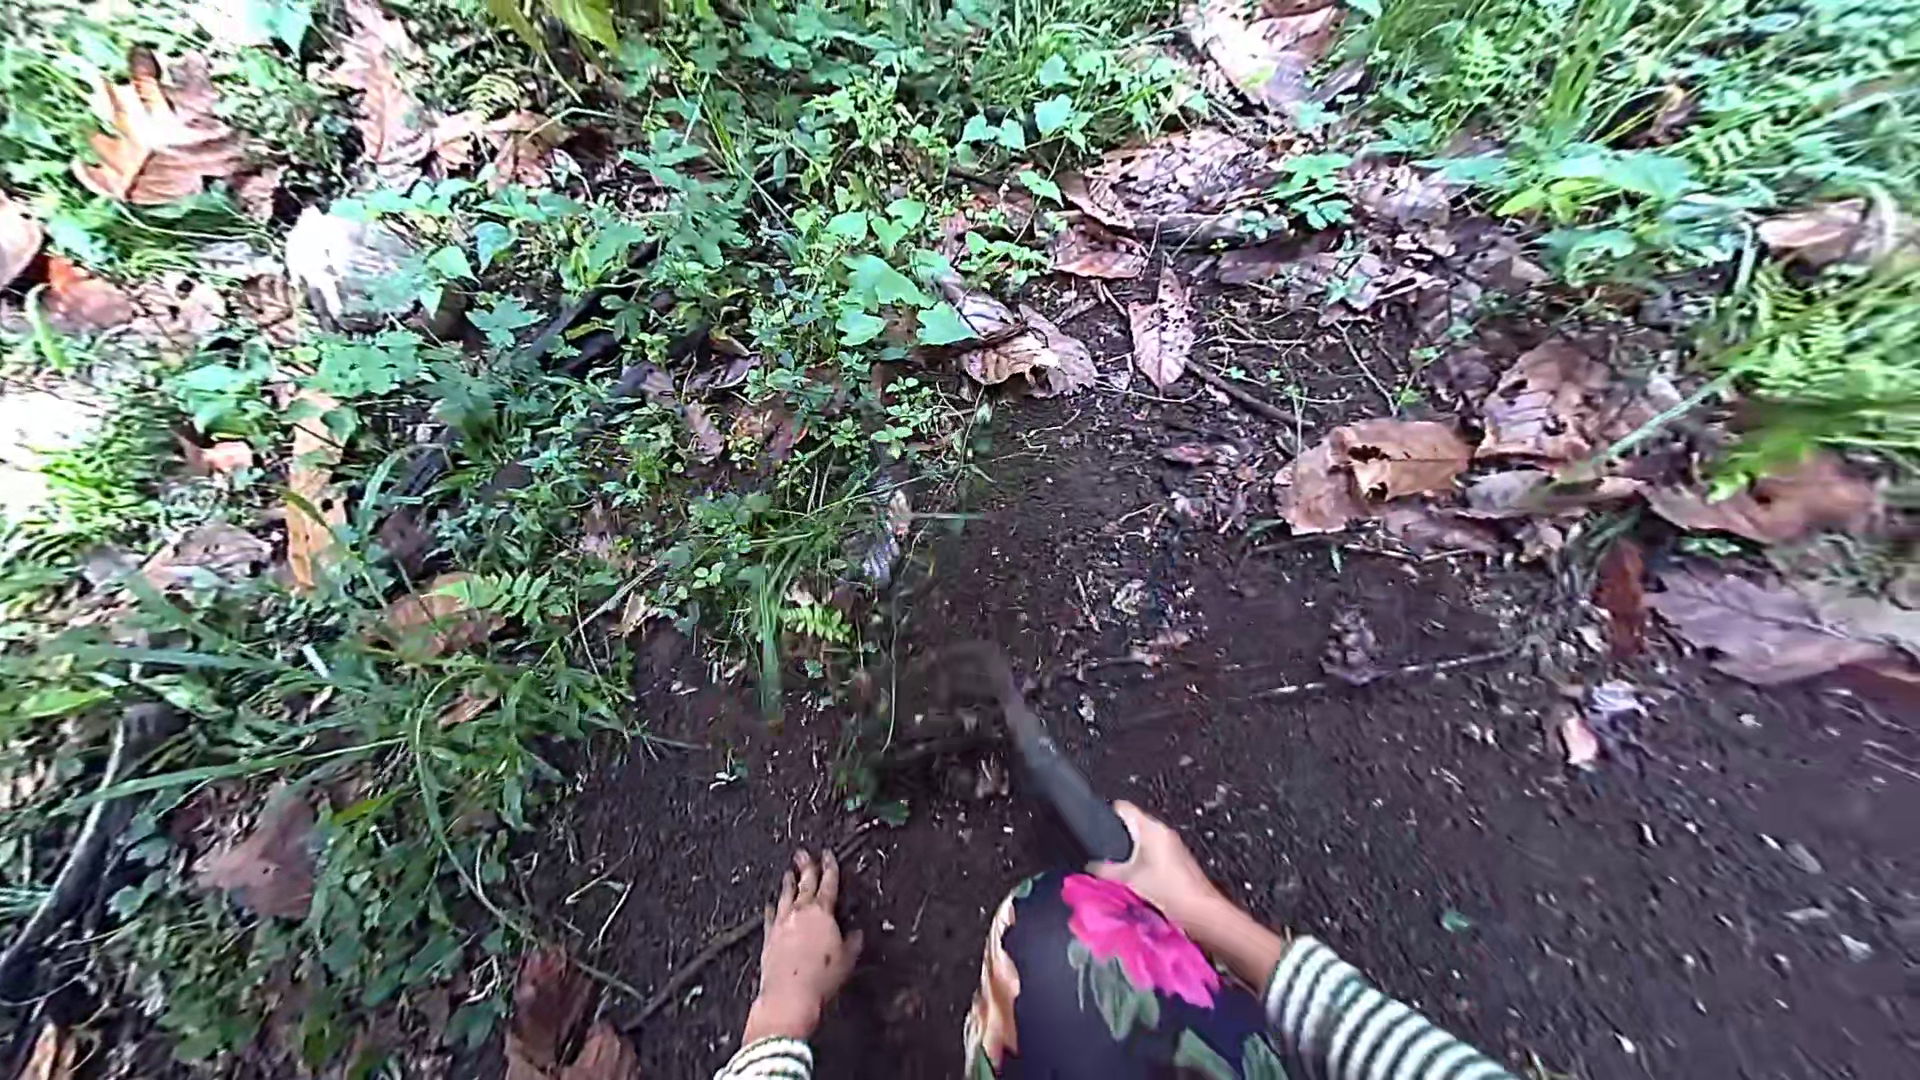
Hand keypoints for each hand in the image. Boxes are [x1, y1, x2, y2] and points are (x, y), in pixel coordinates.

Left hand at [743, 849, 863, 1043]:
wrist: (788, 997)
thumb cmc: (821, 978)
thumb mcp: (847, 959)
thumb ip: (853, 941)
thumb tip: (856, 933)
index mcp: (823, 911)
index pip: (829, 882)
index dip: (830, 866)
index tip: (828, 854)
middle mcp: (801, 912)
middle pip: (805, 883)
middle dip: (806, 866)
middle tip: (803, 853)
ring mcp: (783, 924)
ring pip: (786, 896)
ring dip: (788, 883)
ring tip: (788, 873)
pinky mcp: (769, 939)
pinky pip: (770, 918)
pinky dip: (771, 909)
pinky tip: (769, 905)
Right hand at [1089, 801, 1226, 931]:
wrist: (1204, 915)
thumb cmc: (1169, 892)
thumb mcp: (1128, 880)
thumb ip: (1105, 871)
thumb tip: (1090, 867)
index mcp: (1151, 828)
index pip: (1123, 807)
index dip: (1106, 813)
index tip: (1096, 825)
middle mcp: (1164, 831)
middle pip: (1133, 825)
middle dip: (1118, 838)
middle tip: (1106, 854)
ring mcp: (1174, 845)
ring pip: (1145, 840)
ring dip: (1133, 853)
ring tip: (1121, 870)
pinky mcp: (1180, 861)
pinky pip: (1156, 853)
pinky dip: (1146, 862)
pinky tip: (1141, 881)